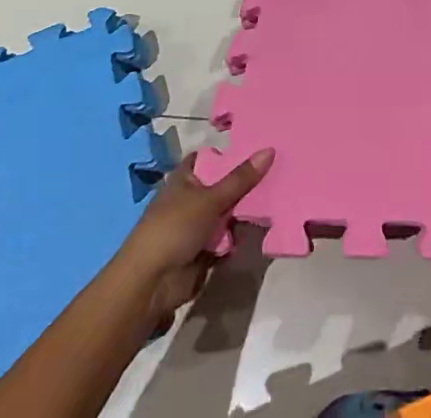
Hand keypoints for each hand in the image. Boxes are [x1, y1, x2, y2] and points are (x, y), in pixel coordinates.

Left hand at [117, 148, 273, 319]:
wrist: (151, 284)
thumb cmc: (174, 229)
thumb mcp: (210, 199)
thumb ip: (241, 178)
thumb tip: (270, 149)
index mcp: (184, 180)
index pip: (208, 158)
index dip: (229, 152)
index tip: (258, 147)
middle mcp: (192, 200)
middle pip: (224, 185)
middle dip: (247, 183)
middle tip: (279, 173)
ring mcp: (199, 226)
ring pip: (230, 212)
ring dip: (247, 211)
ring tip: (277, 200)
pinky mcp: (206, 249)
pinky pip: (230, 237)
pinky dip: (242, 235)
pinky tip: (265, 227)